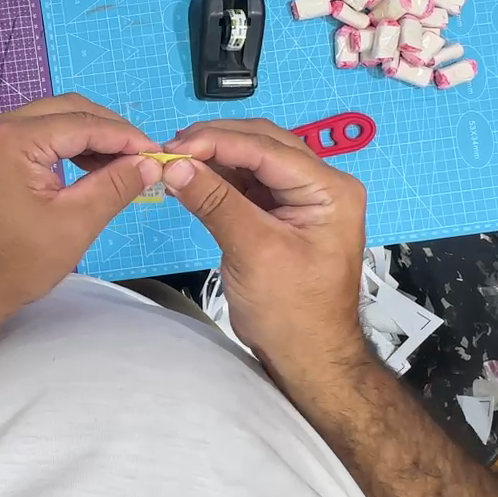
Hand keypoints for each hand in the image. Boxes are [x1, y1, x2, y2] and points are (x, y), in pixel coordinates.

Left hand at [0, 94, 159, 319]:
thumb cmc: (15, 264)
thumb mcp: (75, 224)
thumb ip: (115, 186)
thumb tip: (149, 163)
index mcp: (11, 139)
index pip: (80, 123)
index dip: (124, 135)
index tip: (156, 151)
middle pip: (64, 111)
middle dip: (107, 130)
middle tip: (141, 155)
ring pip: (48, 119)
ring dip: (86, 136)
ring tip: (120, 162)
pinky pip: (31, 134)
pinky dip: (61, 145)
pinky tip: (87, 165)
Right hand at [161, 119, 369, 387]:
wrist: (305, 355)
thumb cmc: (291, 309)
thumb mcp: (253, 250)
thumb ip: (214, 201)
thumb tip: (174, 164)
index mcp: (329, 189)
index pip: (267, 148)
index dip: (217, 141)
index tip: (173, 147)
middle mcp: (318, 183)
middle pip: (261, 143)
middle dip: (214, 142)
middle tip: (169, 149)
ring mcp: (298, 196)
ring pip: (250, 158)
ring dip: (211, 157)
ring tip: (172, 162)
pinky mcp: (277, 210)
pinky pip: (243, 180)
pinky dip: (214, 176)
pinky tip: (187, 178)